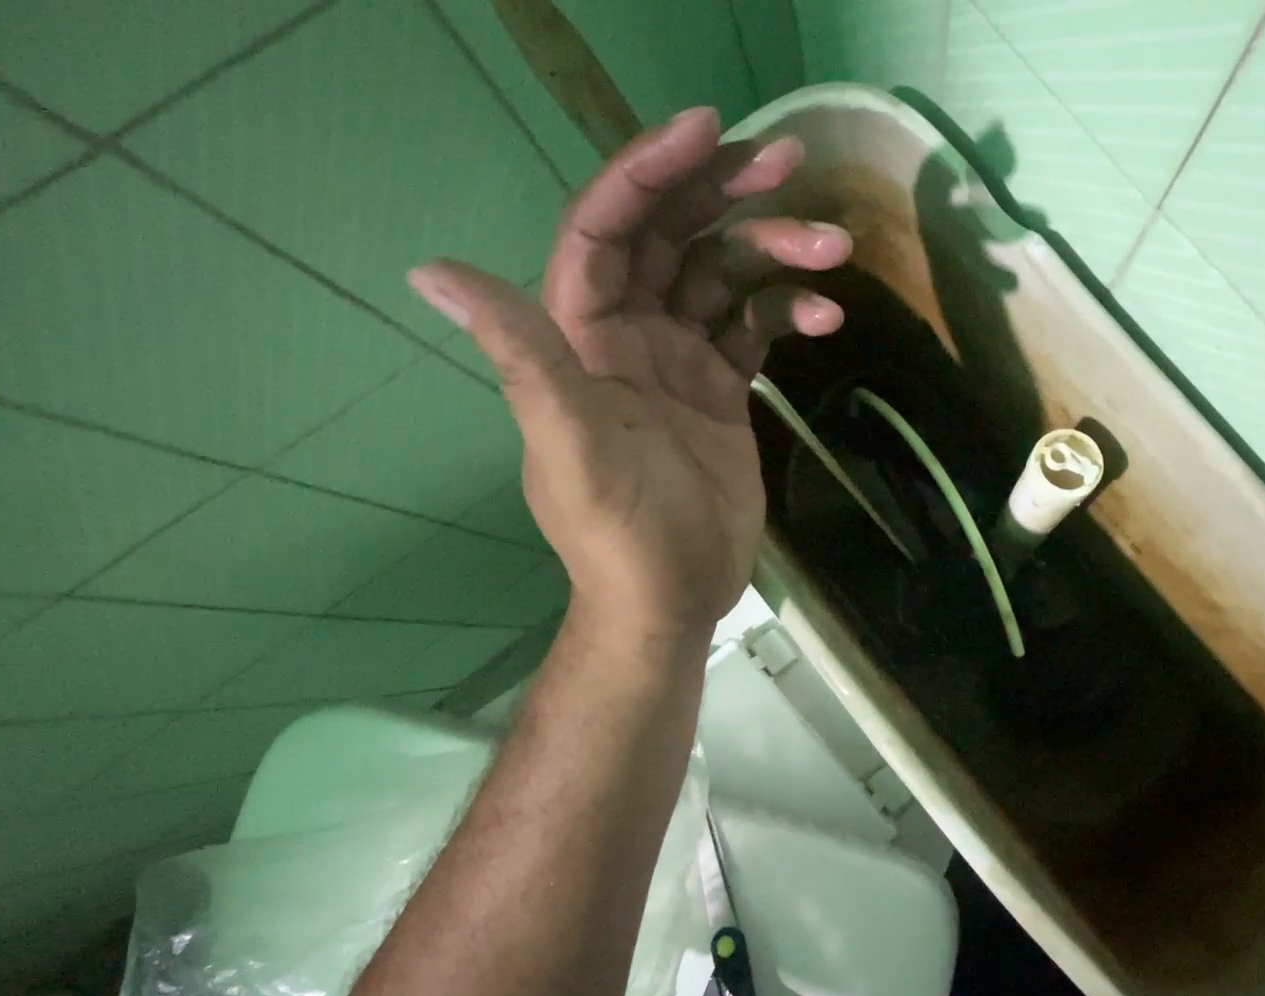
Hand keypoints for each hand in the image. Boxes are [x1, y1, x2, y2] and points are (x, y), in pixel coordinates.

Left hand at [406, 106, 851, 636]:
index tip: (708, 130)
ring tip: (833, 246)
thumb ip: (521, 356)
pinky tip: (827, 316)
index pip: (608, 229)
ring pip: (726, 276)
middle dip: (726, 192)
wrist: (671, 597)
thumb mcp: (568, 442)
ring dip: (776, 252)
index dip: (648, 171)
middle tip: (789, 160)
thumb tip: (431, 270)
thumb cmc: (617, 528)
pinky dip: (790, 312)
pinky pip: (757, 329)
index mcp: (582, 334)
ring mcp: (681, 360)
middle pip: (674, 236)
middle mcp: (629, 333)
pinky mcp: (724, 390)